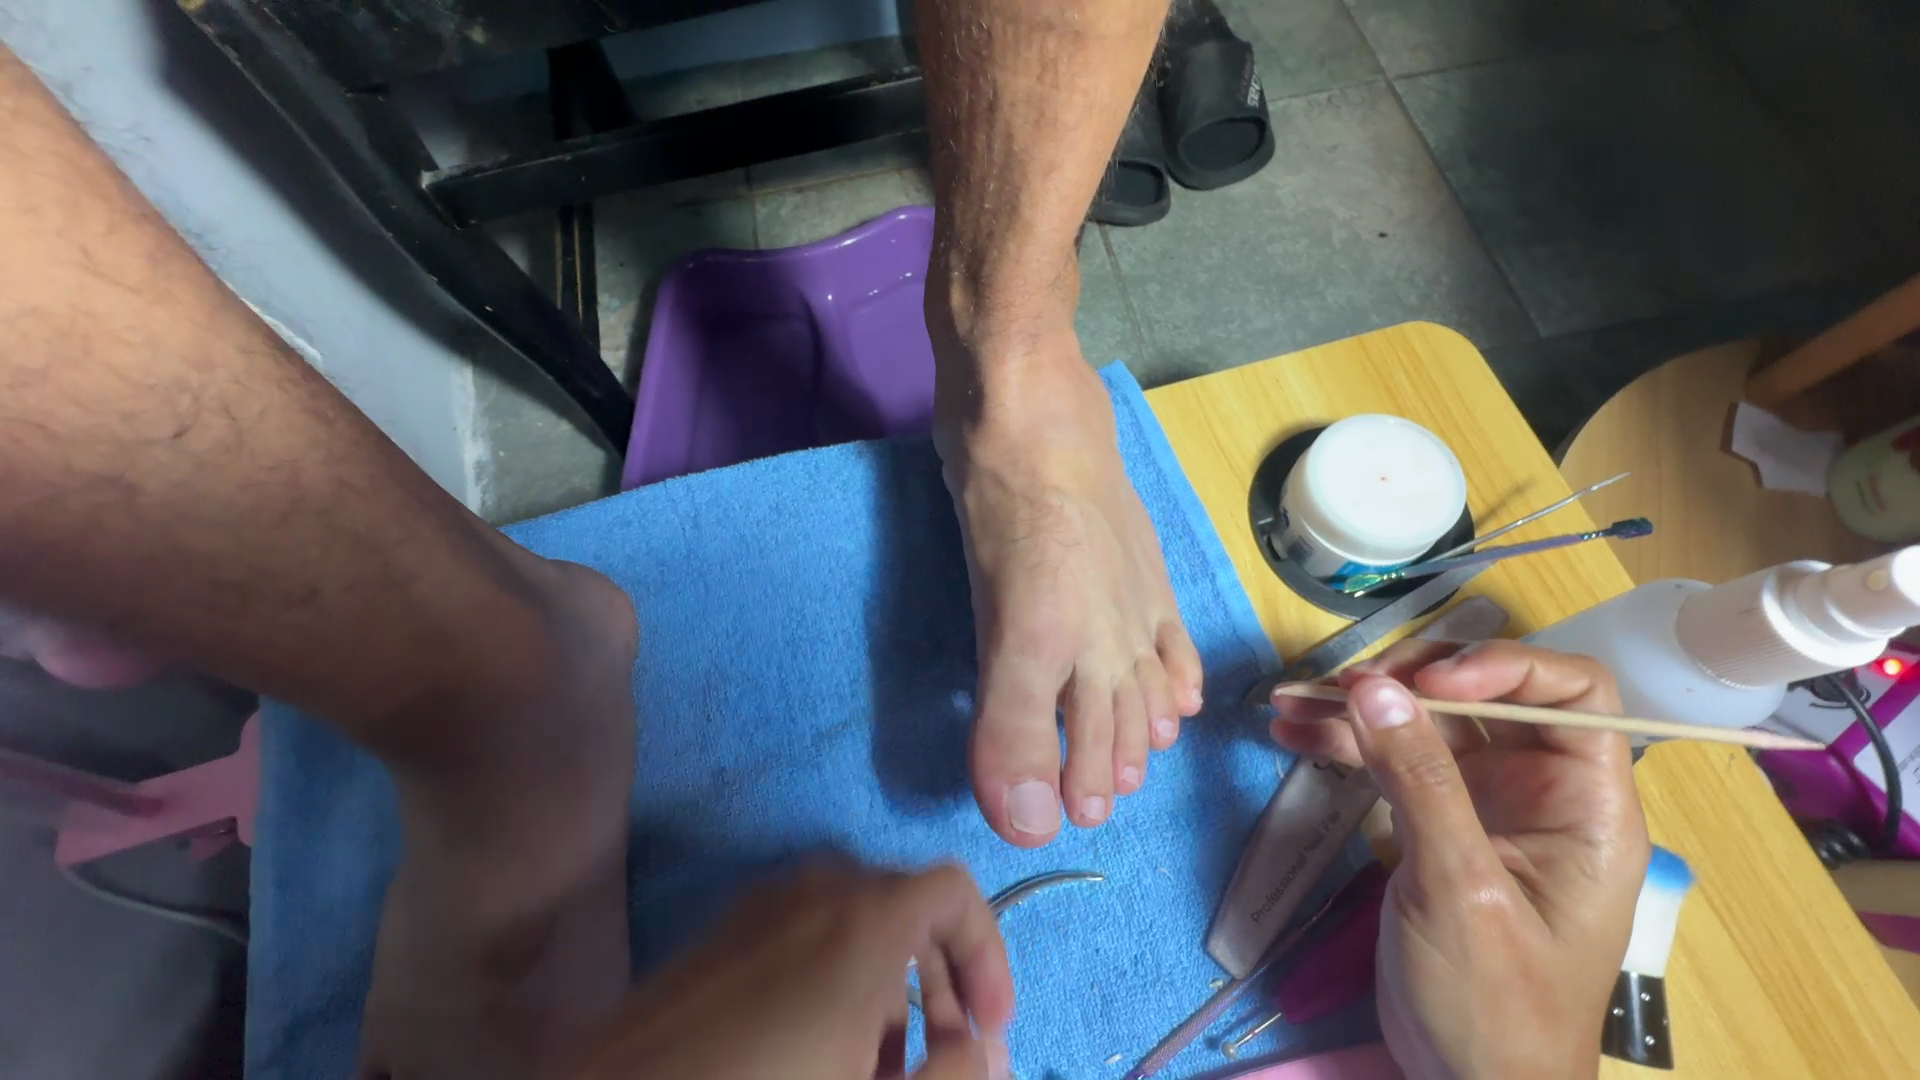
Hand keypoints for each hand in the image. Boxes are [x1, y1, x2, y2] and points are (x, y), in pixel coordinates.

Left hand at [564, 861, 1014, 1079]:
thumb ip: (956, 1073)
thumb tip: (990, 1048)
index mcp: (861, 915)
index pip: (954, 891)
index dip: (987, 954)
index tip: (993, 1027)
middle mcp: (814, 889)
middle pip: (907, 909)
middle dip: (939, 987)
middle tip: (944, 1060)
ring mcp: (760, 908)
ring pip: (854, 927)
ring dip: (888, 993)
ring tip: (882, 1071)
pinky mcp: (719, 937)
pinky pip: (803, 938)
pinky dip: (835, 984)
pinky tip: (817, 1055)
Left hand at [927, 305, 1203, 847]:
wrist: (1036, 411)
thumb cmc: (1011, 513)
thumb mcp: (1004, 627)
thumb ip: (1015, 723)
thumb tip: (1031, 829)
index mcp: (1079, 655)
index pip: (1088, 740)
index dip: (1079, 783)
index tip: (1073, 818)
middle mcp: (1116, 632)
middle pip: (1121, 711)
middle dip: (1109, 760)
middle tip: (1102, 799)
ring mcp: (1133, 591)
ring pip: (1146, 674)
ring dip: (1143, 719)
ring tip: (1144, 751)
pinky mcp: (1137, 555)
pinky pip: (1167, 627)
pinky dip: (1176, 665)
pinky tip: (1184, 685)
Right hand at [1270, 639, 1649, 1079]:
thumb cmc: (1494, 1001)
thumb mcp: (1459, 887)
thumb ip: (1419, 780)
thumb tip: (1373, 687)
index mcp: (1584, 804)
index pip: (1572, 695)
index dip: (1505, 668)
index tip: (1428, 684)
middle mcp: (1534, 788)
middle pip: (1477, 698)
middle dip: (1404, 684)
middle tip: (1337, 689)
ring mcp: (1477, 801)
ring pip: (1419, 723)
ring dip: (1353, 709)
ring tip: (1287, 704)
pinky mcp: (1429, 819)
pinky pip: (1385, 759)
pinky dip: (1338, 743)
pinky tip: (1289, 733)